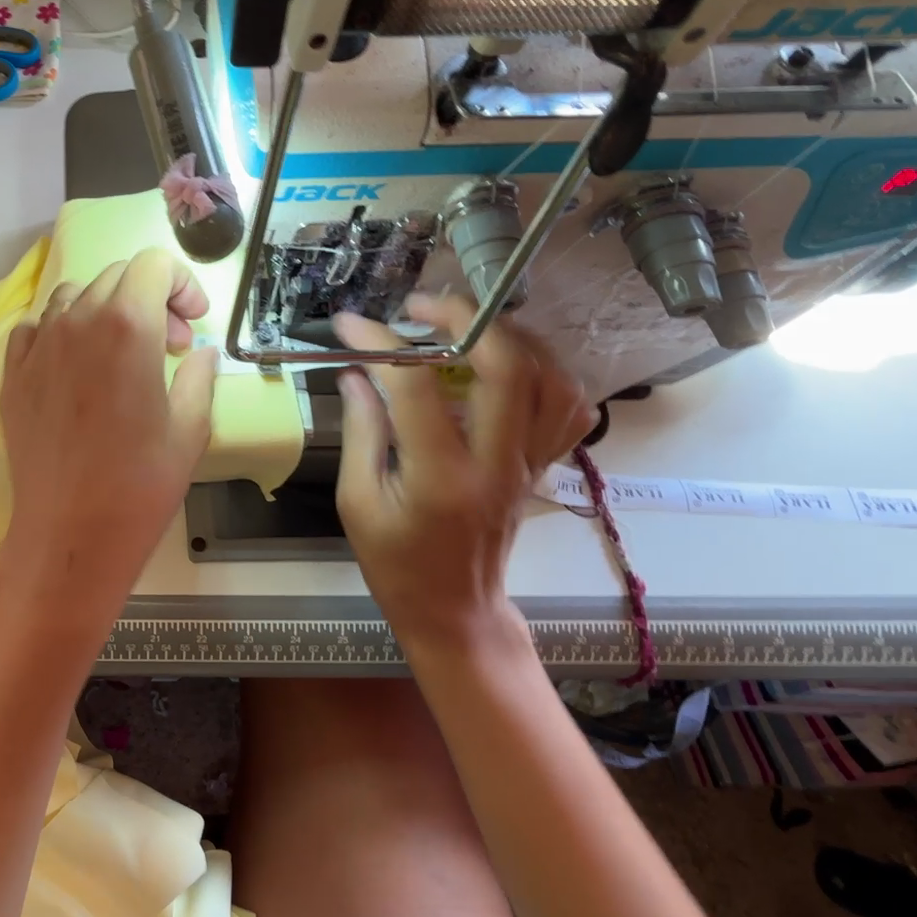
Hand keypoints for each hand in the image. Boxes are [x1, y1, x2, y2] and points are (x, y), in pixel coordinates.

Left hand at [0, 249, 217, 628]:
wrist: (71, 531)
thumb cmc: (141, 483)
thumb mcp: (191, 428)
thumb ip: (199, 375)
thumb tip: (201, 353)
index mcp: (127, 326)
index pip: (153, 264)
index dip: (181, 284)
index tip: (193, 322)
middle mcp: (77, 322)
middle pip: (116, 276)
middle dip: (150, 299)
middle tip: (170, 347)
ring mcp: (38, 347)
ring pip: (73, 296)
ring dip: (106, 310)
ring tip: (122, 354)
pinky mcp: (12, 375)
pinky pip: (35, 328)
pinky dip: (62, 331)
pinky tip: (77, 365)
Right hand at [332, 294, 593, 648]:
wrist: (454, 609)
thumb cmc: (394, 563)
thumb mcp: (357, 501)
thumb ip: (362, 432)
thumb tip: (356, 373)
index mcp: (440, 477)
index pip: (415, 387)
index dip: (380, 344)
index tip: (349, 324)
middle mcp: (497, 464)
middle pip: (507, 366)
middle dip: (464, 318)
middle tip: (420, 306)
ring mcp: (528, 464)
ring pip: (549, 378)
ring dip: (509, 337)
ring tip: (463, 326)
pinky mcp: (541, 467)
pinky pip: (566, 407)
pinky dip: (545, 372)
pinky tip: (507, 365)